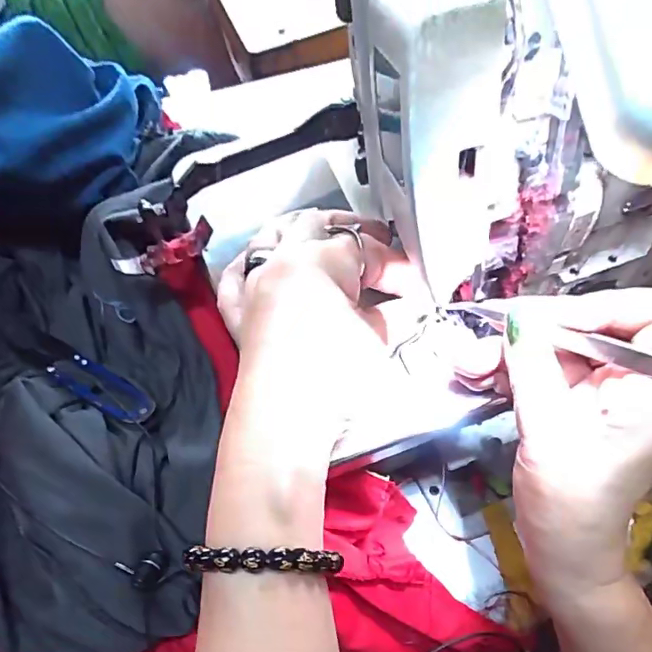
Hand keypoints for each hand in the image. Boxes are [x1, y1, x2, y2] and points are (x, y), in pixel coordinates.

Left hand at [214, 210, 425, 470]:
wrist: (285, 425)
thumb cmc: (332, 384)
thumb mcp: (376, 343)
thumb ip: (393, 315)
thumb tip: (402, 307)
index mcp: (317, 261)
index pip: (366, 250)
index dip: (396, 268)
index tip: (415, 289)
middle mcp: (278, 263)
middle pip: (316, 226)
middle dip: (353, 234)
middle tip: (379, 253)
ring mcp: (253, 287)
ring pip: (271, 237)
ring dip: (300, 232)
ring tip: (323, 239)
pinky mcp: (238, 317)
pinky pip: (236, 276)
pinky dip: (251, 264)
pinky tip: (262, 262)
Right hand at [462, 289, 651, 608]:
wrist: (564, 556)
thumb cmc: (569, 509)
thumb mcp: (548, 435)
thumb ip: (532, 370)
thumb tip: (517, 319)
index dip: (611, 308)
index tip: (557, 327)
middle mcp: (638, 384)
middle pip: (598, 326)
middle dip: (540, 329)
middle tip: (490, 338)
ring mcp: (605, 395)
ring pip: (564, 347)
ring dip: (515, 350)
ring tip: (469, 363)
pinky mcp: (577, 406)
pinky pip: (548, 370)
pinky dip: (514, 369)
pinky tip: (479, 374)